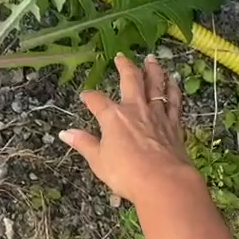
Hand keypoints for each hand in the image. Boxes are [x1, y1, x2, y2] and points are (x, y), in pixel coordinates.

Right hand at [60, 55, 204, 204]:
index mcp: (113, 116)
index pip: (96, 100)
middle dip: (124, 66)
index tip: (85, 95)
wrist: (164, 181)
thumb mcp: (98, 161)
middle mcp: (135, 109)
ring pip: (156, 85)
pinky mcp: (173, 124)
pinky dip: (173, 90)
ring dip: (153, 70)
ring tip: (151, 59)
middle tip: (121, 57)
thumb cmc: (127, 173)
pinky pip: (174, 101)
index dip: (89, 97)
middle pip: (130, 80)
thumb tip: (65, 133)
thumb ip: (84, 144)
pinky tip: (173, 83)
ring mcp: (156, 114)